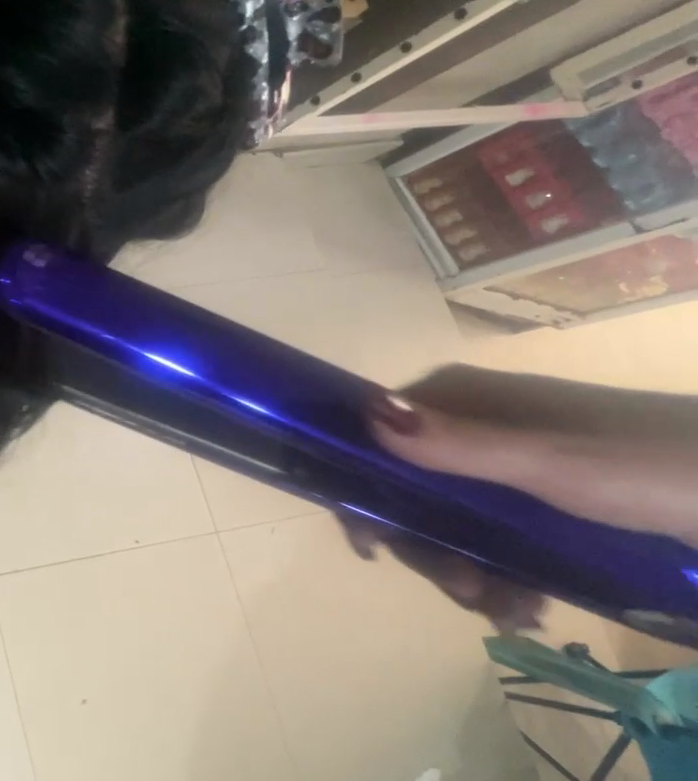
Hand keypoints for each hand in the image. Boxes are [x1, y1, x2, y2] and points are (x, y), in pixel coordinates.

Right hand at [350, 366, 697, 629]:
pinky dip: (504, 576)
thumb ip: (457, 443)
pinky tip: (527, 610)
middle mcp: (474, 426)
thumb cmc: (655, 469)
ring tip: (508, 615)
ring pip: (453, 519)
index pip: (372, 437)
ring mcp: (514, 465)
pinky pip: (499, 537)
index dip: (361, 490)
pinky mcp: (553, 502)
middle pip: (408, 487)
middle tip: (464, 592)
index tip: (370, 544)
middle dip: (425, 545)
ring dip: (467, 570)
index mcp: (460, 400)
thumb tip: (364, 412)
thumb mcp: (551, 461)